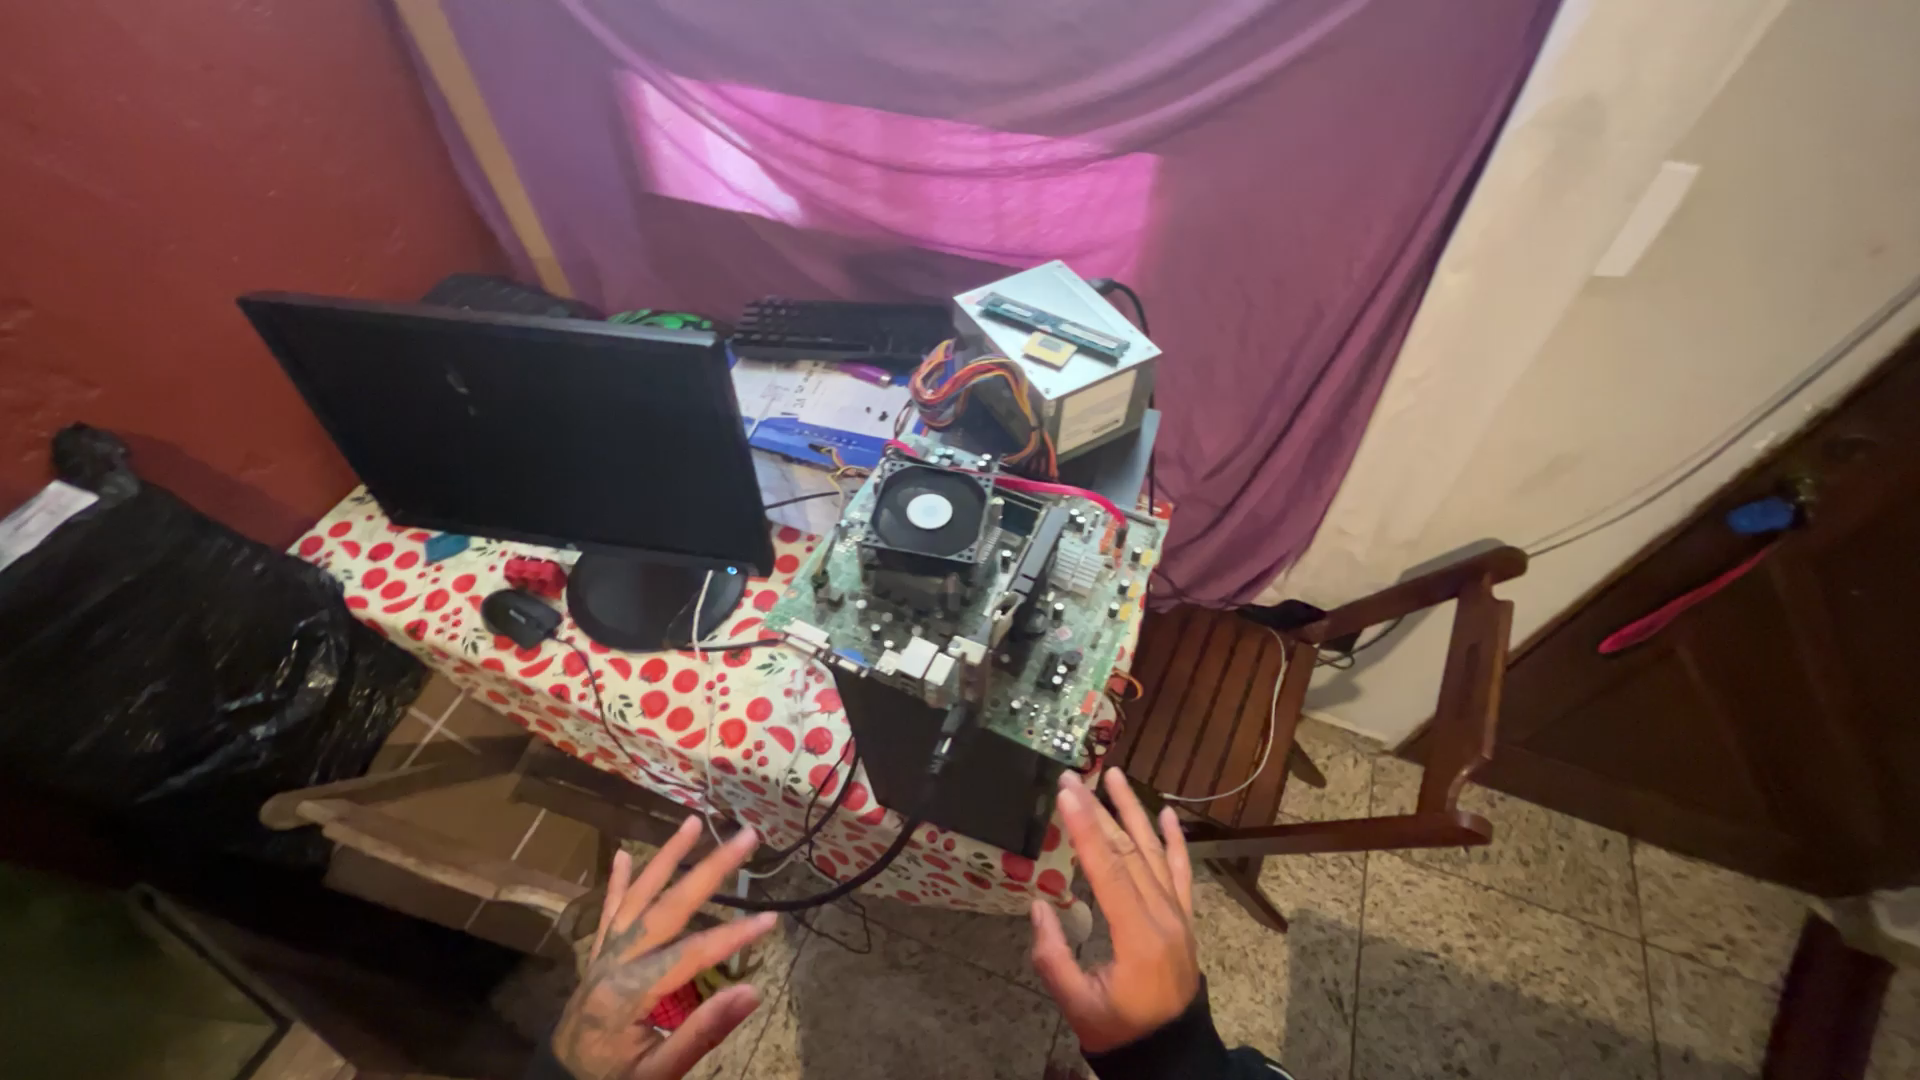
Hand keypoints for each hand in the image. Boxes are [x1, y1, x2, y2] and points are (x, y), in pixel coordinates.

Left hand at [552, 818, 776, 1079]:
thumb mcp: (658, 1073)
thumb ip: (702, 1033)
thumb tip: (751, 991)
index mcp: (629, 992)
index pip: (692, 954)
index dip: (734, 936)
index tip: (772, 919)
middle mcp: (614, 962)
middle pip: (669, 907)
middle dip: (711, 869)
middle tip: (747, 837)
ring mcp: (602, 956)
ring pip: (637, 895)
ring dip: (667, 856)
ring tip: (693, 822)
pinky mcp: (596, 958)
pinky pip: (607, 913)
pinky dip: (615, 883)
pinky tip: (621, 854)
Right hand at [1029, 769, 1199, 1053]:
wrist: (1173, 1057)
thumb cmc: (1120, 1031)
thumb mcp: (1077, 1006)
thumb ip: (1053, 957)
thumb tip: (1039, 905)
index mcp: (1138, 937)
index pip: (1109, 871)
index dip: (1086, 829)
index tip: (1067, 793)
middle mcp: (1163, 915)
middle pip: (1127, 852)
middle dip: (1097, 810)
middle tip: (1073, 777)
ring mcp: (1178, 913)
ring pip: (1153, 851)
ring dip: (1132, 810)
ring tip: (1115, 775)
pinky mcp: (1184, 916)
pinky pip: (1182, 870)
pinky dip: (1174, 839)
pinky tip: (1166, 812)